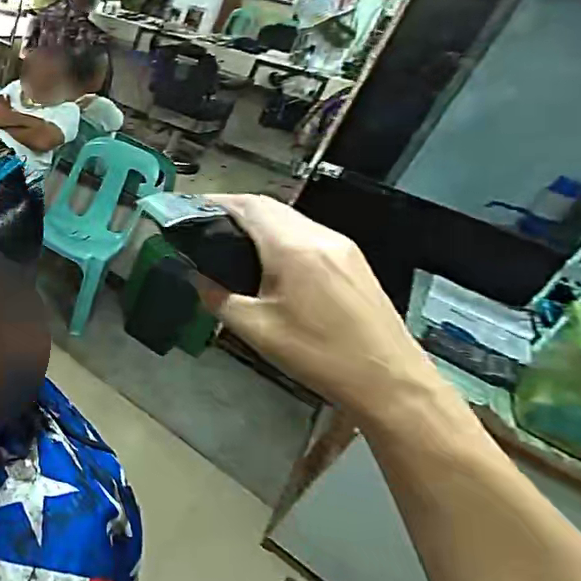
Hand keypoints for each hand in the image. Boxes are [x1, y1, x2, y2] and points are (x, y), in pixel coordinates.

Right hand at [205, 194, 439, 417]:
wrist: (389, 380)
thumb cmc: (320, 356)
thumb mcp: (257, 330)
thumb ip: (219, 298)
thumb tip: (197, 277)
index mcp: (293, 248)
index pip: (248, 206)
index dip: (216, 201)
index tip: (190, 209)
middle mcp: (319, 235)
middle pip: (270, 206)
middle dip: (235, 209)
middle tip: (204, 225)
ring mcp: (341, 245)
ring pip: (291, 218)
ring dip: (260, 222)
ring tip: (232, 241)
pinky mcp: (353, 259)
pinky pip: (309, 233)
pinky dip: (282, 234)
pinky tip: (270, 257)